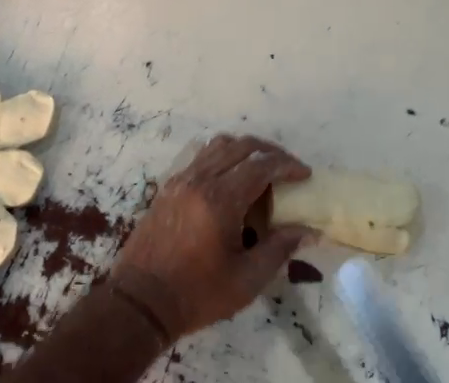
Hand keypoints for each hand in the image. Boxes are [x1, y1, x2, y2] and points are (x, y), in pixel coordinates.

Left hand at [109, 134, 312, 339]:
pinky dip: (222, 157)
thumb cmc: (197, 294)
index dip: (288, 165)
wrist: (140, 301)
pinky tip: (230, 179)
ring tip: (260, 169)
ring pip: (219, 145)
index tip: (305, 174)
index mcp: (222, 199)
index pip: (262, 165)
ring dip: (244, 150)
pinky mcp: (169, 187)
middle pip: (242, 146)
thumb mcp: (246, 280)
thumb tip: (308, 230)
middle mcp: (201, 179)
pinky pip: (201, 156)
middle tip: (287, 168)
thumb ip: (279, 249)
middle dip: (270, 152)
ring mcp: (181, 180)